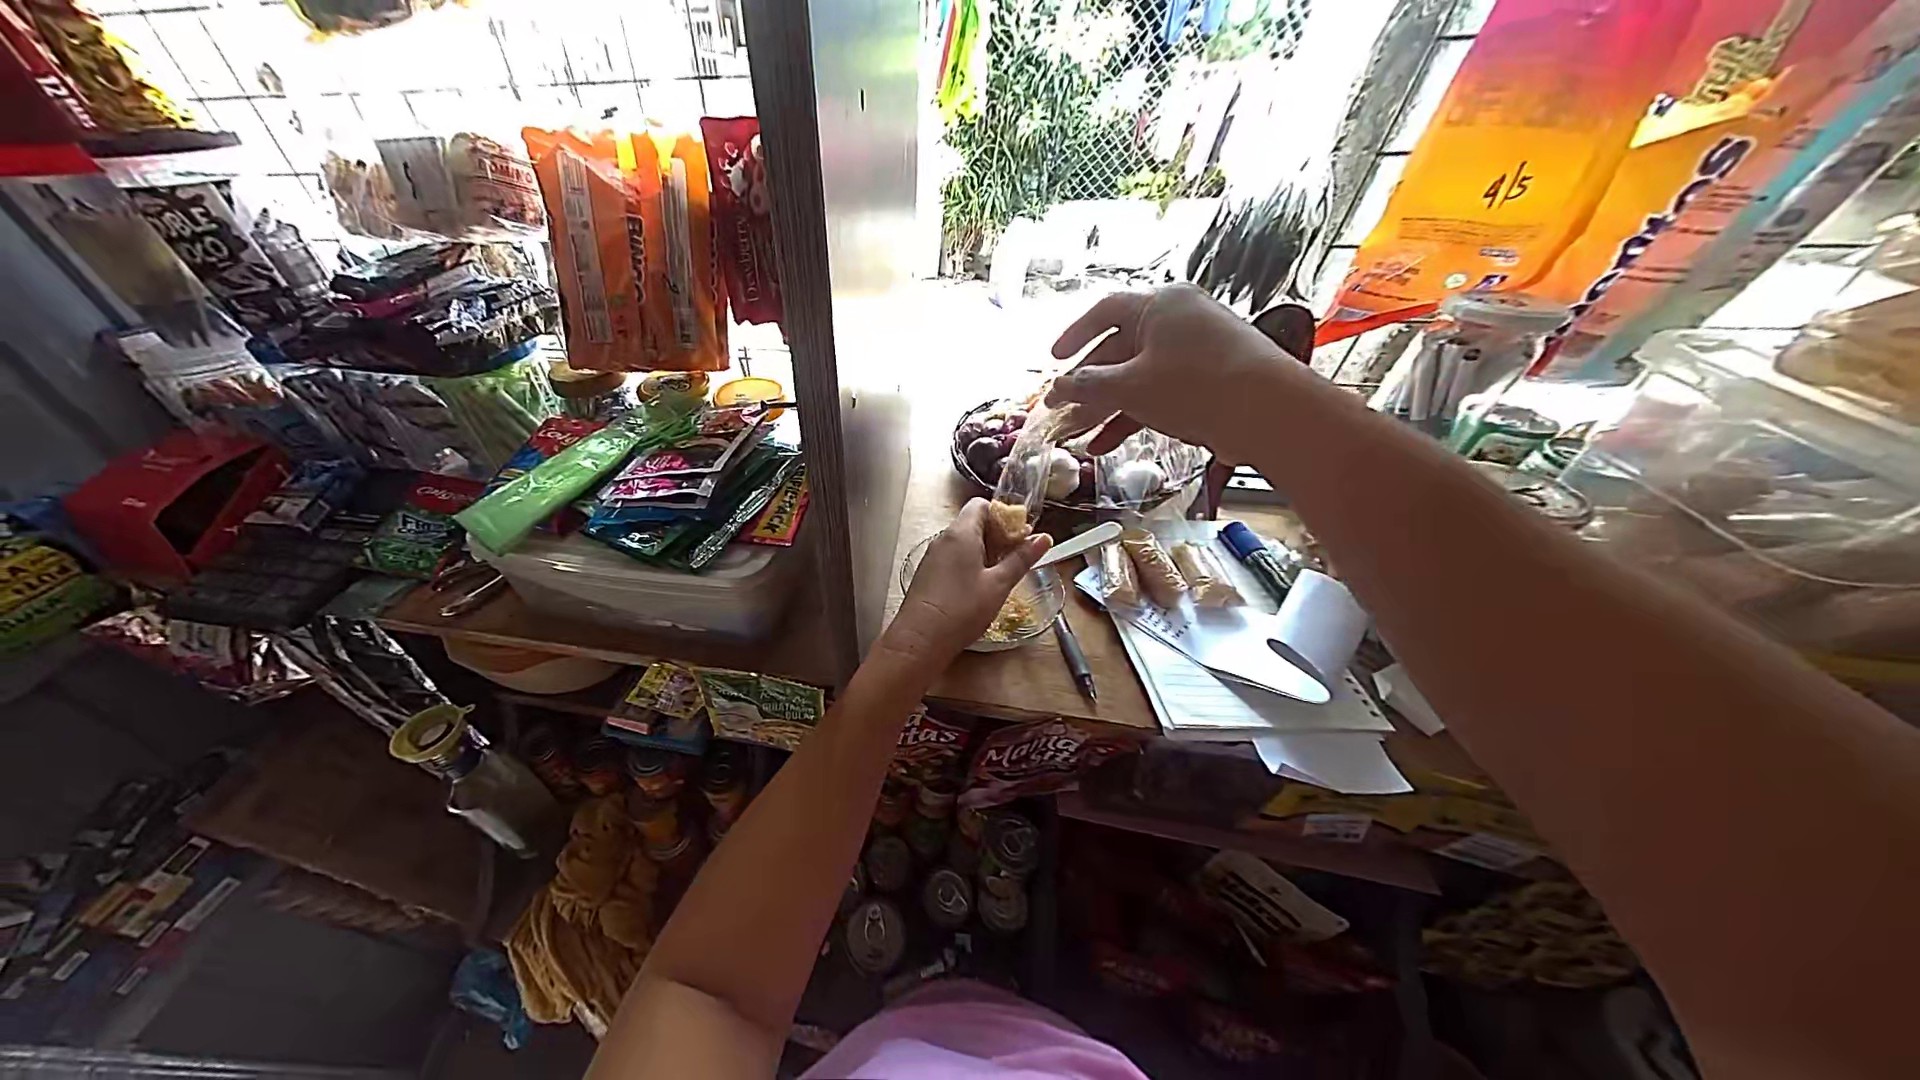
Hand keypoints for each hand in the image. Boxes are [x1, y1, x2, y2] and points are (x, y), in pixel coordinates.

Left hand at [878, 499, 1051, 665]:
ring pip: (963, 542)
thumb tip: (1045, 538)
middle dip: (997, 535)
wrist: (920, 639)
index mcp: (961, 533)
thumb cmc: (962, 609)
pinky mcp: (928, 574)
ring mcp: (933, 556)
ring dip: (984, 551)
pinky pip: (952, 558)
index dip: (1003, 515)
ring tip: (1001, 574)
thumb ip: (1022, 559)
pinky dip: (969, 564)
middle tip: (1016, 557)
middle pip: (973, 522)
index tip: (1019, 535)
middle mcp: (943, 539)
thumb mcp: (999, 584)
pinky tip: (979, 587)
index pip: (981, 505)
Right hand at [1044, 284, 1315, 463]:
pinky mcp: (1206, 383)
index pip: (1105, 311)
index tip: (1052, 360)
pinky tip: (1106, 445)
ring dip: (1105, 407)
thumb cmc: (1194, 385)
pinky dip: (1132, 417)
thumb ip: (1088, 386)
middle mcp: (1178, 322)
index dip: (1074, 335)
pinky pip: (1158, 395)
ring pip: (1136, 378)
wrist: (1269, 412)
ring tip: (1076, 435)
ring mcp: (1194, 353)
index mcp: (1160, 305)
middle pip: (1118, 351)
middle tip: (1058, 409)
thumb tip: (1058, 388)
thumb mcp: (1130, 385)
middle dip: (1086, 384)